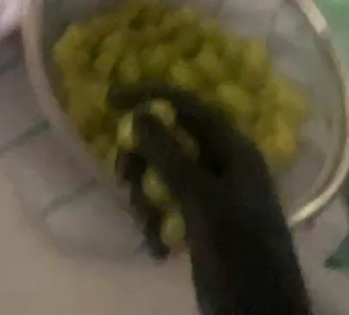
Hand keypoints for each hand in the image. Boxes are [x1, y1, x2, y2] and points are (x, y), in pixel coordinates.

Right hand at [113, 86, 310, 314]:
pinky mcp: (200, 223)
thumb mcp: (202, 200)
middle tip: (124, 177)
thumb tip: (139, 113)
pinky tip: (158, 246)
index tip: (109, 100)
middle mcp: (222, 163)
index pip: (186, 103)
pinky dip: (155, 220)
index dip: (148, 94)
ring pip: (162, 173)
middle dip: (143, 156)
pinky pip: (165, 204)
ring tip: (148, 225)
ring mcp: (211, 194)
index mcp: (233, 148)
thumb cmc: (239, 254)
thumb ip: (169, 154)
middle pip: (169, 137)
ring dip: (146, 195)